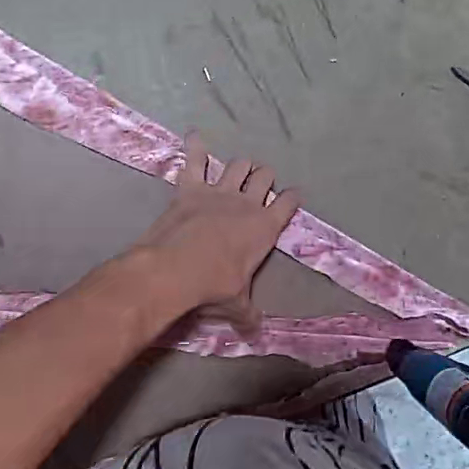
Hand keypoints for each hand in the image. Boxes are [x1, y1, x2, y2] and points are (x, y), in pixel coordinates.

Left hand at [133, 132, 301, 327]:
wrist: (175, 270)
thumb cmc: (213, 286)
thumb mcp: (236, 304)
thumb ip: (248, 315)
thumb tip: (256, 333)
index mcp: (265, 228)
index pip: (286, 205)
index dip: (291, 198)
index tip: (293, 194)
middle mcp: (246, 203)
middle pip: (263, 178)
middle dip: (265, 177)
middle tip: (262, 181)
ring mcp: (218, 191)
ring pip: (237, 165)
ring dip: (240, 165)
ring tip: (241, 165)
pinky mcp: (189, 188)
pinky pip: (194, 160)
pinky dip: (195, 147)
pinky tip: (195, 136)